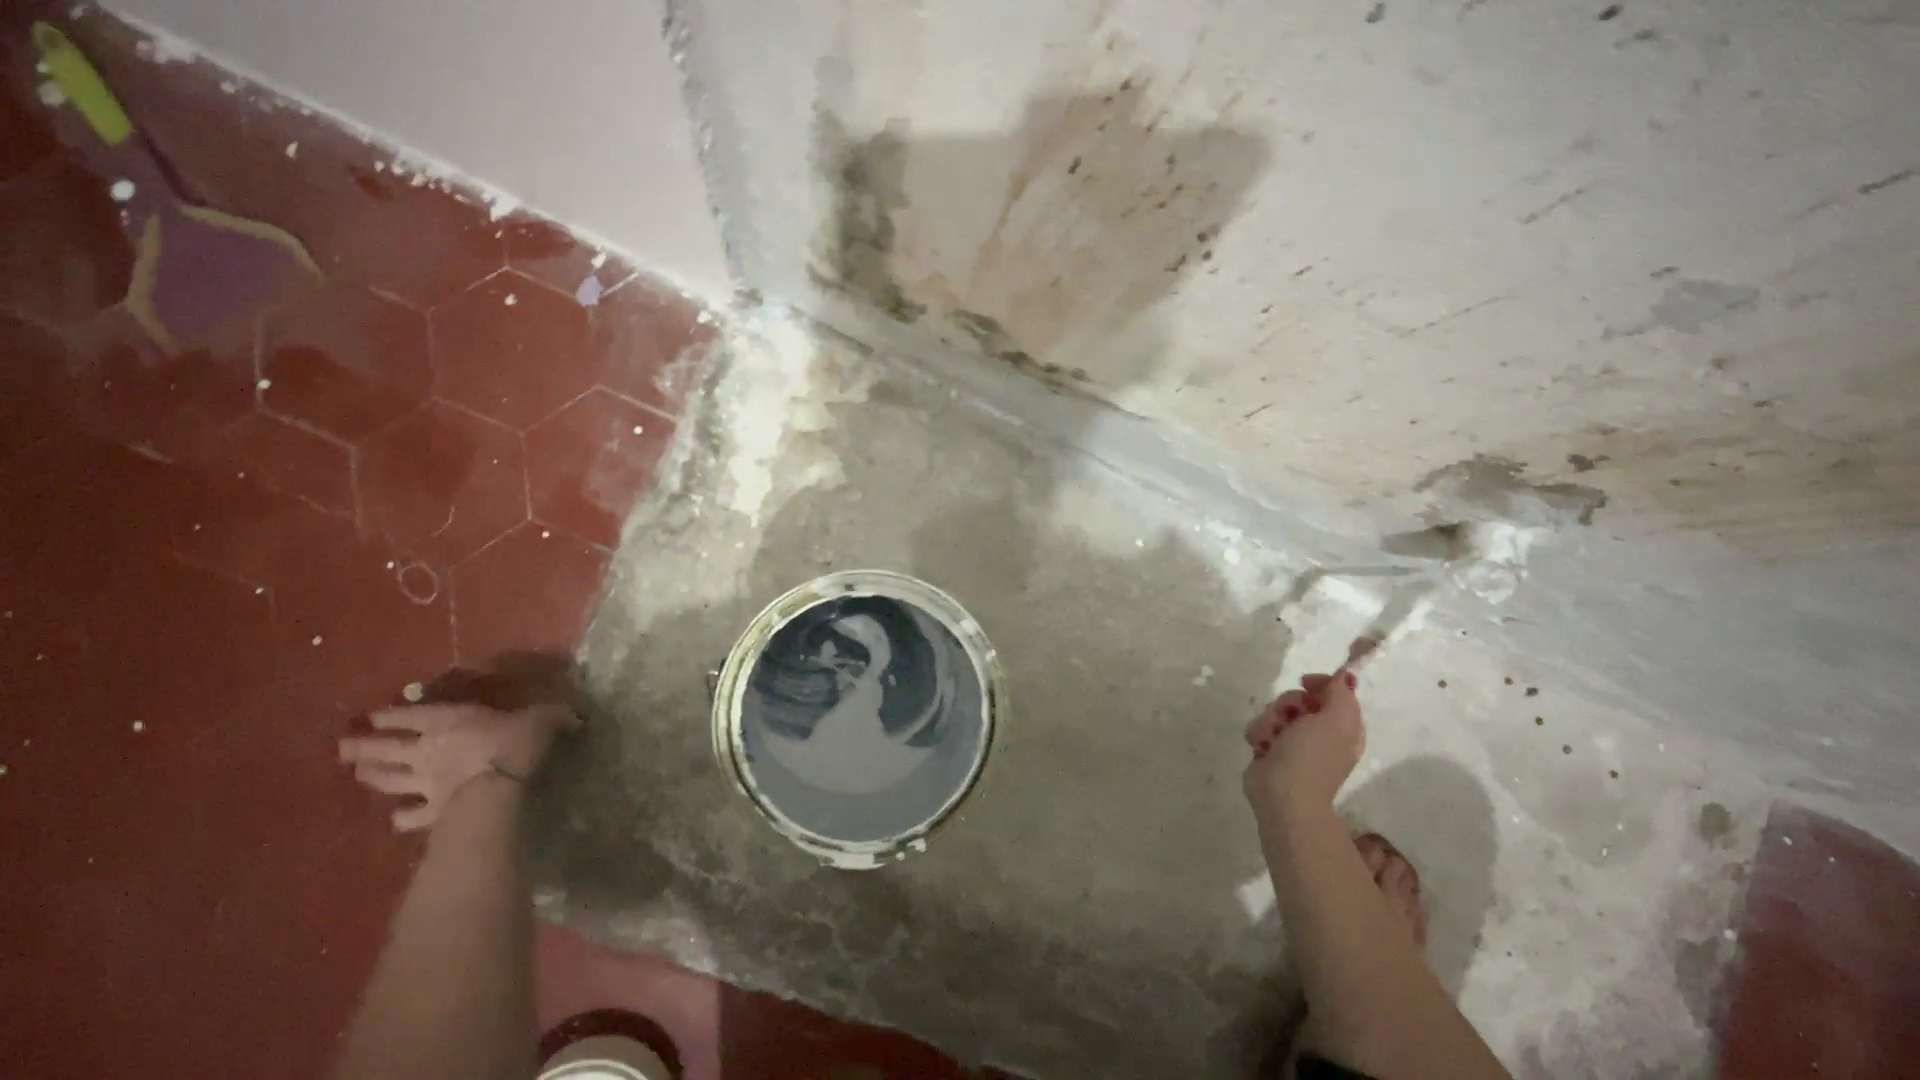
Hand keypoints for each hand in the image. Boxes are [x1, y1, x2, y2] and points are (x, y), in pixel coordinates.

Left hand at [338, 702, 577, 831]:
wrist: (497, 790)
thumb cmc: (514, 744)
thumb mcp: (541, 719)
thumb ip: (551, 716)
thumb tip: (574, 714)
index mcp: (445, 721)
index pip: (407, 715)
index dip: (389, 715)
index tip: (371, 716)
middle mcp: (424, 750)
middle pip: (384, 748)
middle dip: (361, 747)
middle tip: (342, 747)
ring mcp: (423, 783)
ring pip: (387, 780)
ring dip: (371, 777)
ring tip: (358, 774)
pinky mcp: (430, 813)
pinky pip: (409, 816)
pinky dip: (400, 817)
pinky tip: (396, 819)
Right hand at [1243, 671, 1365, 814]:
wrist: (1283, 795)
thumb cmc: (1312, 757)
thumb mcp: (1336, 719)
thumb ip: (1340, 693)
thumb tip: (1344, 676)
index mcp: (1343, 728)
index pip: (1334, 693)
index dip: (1320, 684)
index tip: (1304, 682)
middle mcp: (1320, 734)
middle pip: (1300, 699)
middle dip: (1288, 704)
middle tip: (1288, 717)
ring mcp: (1293, 743)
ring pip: (1276, 711)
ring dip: (1270, 720)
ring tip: (1272, 738)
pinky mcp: (1270, 751)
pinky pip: (1261, 728)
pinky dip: (1259, 735)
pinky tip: (1262, 748)